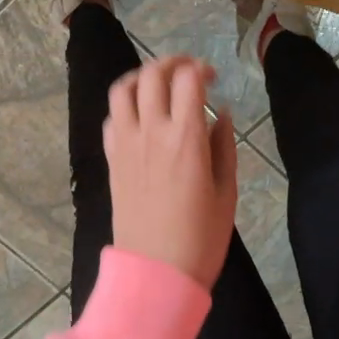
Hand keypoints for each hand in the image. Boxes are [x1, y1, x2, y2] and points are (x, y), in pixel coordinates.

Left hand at [104, 57, 238, 289]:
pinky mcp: (112, 159)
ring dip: (142, 77)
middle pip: (152, 74)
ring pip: (123, 89)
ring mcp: (126, 144)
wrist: (156, 275)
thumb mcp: (226, 192)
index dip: (201, 68)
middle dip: (171, 63)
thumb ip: (224, 145)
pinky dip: (125, 106)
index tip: (212, 78)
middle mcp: (152, 131)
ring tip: (158, 85)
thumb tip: (221, 112)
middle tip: (187, 72)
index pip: (187, 79)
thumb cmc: (200, 238)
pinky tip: (140, 117)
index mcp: (186, 137)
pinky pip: (112, 118)